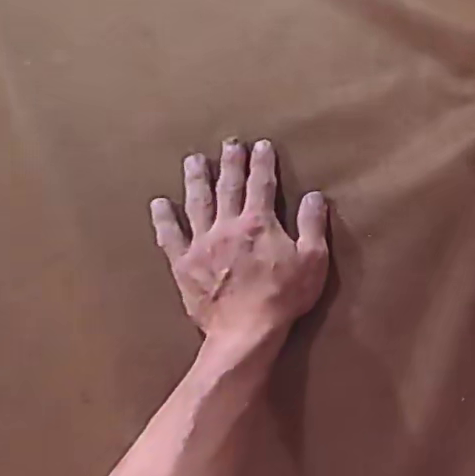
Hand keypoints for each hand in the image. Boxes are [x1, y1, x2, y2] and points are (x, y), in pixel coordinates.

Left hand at [151, 139, 329, 362]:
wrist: (245, 332)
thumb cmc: (285, 295)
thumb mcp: (313, 259)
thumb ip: (313, 225)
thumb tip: (315, 196)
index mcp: (259, 223)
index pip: (262, 184)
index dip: (263, 163)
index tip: (262, 145)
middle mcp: (227, 226)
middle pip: (228, 187)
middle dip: (230, 163)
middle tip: (229, 144)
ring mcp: (202, 244)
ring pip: (197, 204)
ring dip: (196, 180)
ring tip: (194, 160)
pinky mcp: (183, 265)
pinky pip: (170, 237)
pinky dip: (164, 219)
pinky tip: (159, 204)